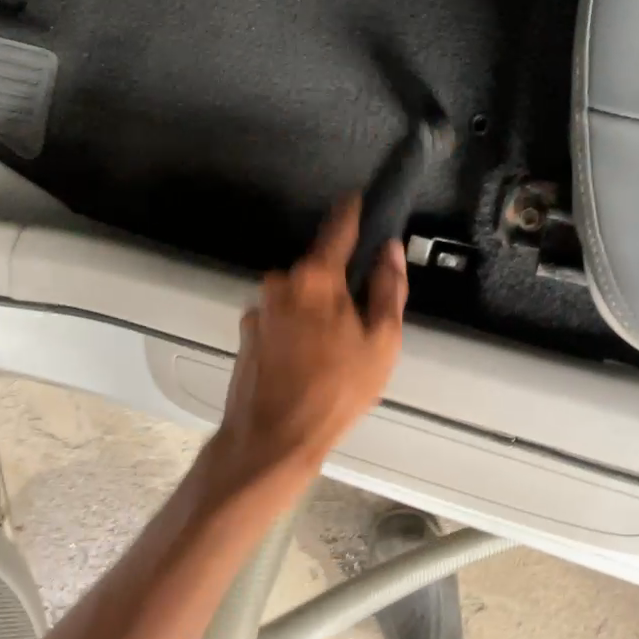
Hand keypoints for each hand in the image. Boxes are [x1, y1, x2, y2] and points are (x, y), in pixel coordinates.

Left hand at [215, 196, 406, 474]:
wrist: (271, 440)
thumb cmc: (335, 390)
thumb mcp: (381, 342)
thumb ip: (389, 289)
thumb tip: (391, 249)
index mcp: (316, 277)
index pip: (338, 227)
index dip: (353, 211)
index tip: (360, 198)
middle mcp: (281, 283)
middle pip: (319, 269)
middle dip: (339, 284)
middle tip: (361, 319)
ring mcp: (259, 308)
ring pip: (300, 297)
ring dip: (317, 311)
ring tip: (335, 352)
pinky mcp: (247, 334)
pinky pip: (282, 319)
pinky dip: (297, 330)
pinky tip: (309, 363)